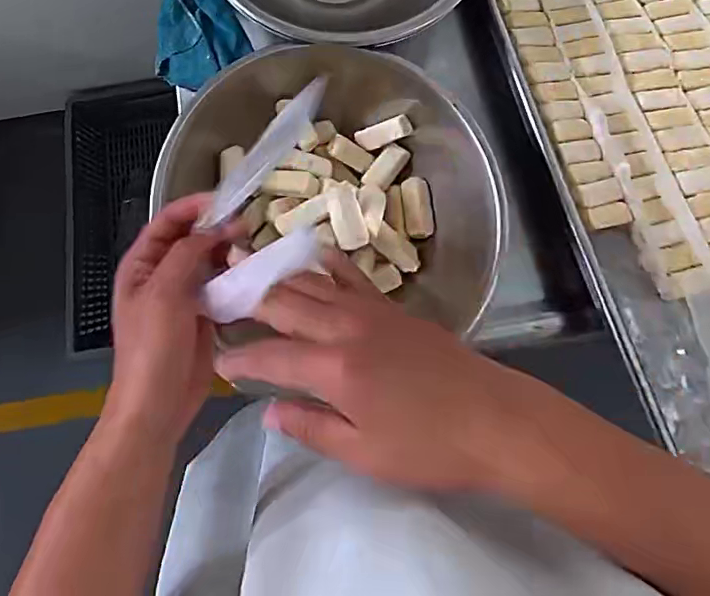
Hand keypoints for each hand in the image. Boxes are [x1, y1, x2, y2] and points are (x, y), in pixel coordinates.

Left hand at [104, 193, 235, 448]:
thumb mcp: (164, 292)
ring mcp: (183, 294)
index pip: (168, 221)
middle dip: (217, 226)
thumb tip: (216, 227)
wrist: (157, 407)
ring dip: (229, 249)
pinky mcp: (203, 313)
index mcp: (141, 264)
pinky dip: (236, 275)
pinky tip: (254, 271)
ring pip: (209, 259)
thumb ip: (188, 253)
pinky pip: (221, 285)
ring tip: (254, 243)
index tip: (225, 200)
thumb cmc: (152, 348)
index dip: (194, 206)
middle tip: (248, 222)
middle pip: (191, 237)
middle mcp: (161, 274)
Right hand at [214, 251, 560, 493]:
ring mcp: (369, 308)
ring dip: (277, 275)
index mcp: (334, 367)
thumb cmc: (426, 446)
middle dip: (248, 297)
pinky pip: (349, 274)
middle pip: (285, 303)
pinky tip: (310, 255)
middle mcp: (345, 326)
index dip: (242, 358)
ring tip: (248, 264)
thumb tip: (268, 409)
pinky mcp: (389, 304)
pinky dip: (324, 263)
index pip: (272, 356)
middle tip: (218, 291)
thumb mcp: (363, 453)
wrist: (491, 417)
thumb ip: (310, 426)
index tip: (220, 360)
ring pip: (311, 282)